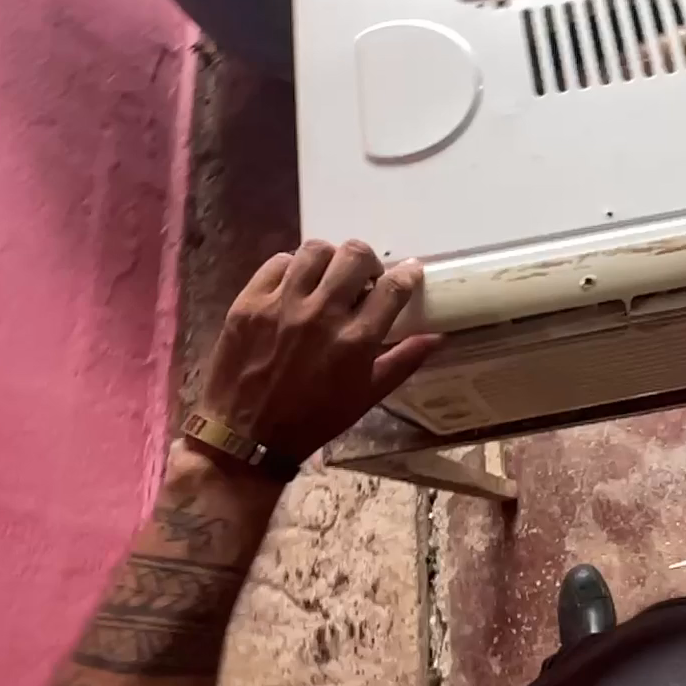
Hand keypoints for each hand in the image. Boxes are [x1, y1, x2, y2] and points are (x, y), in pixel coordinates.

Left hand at [197, 240, 441, 460]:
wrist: (247, 436)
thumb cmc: (316, 417)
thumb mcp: (369, 394)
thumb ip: (404, 360)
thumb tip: (438, 336)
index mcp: (356, 340)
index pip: (393, 288)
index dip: (408, 273)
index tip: (410, 271)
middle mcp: (322, 315)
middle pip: (355, 255)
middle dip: (368, 261)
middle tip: (364, 277)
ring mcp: (282, 305)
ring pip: (316, 250)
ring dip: (331, 259)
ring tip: (329, 276)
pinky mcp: (249, 303)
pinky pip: (277, 262)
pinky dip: (293, 267)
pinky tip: (297, 284)